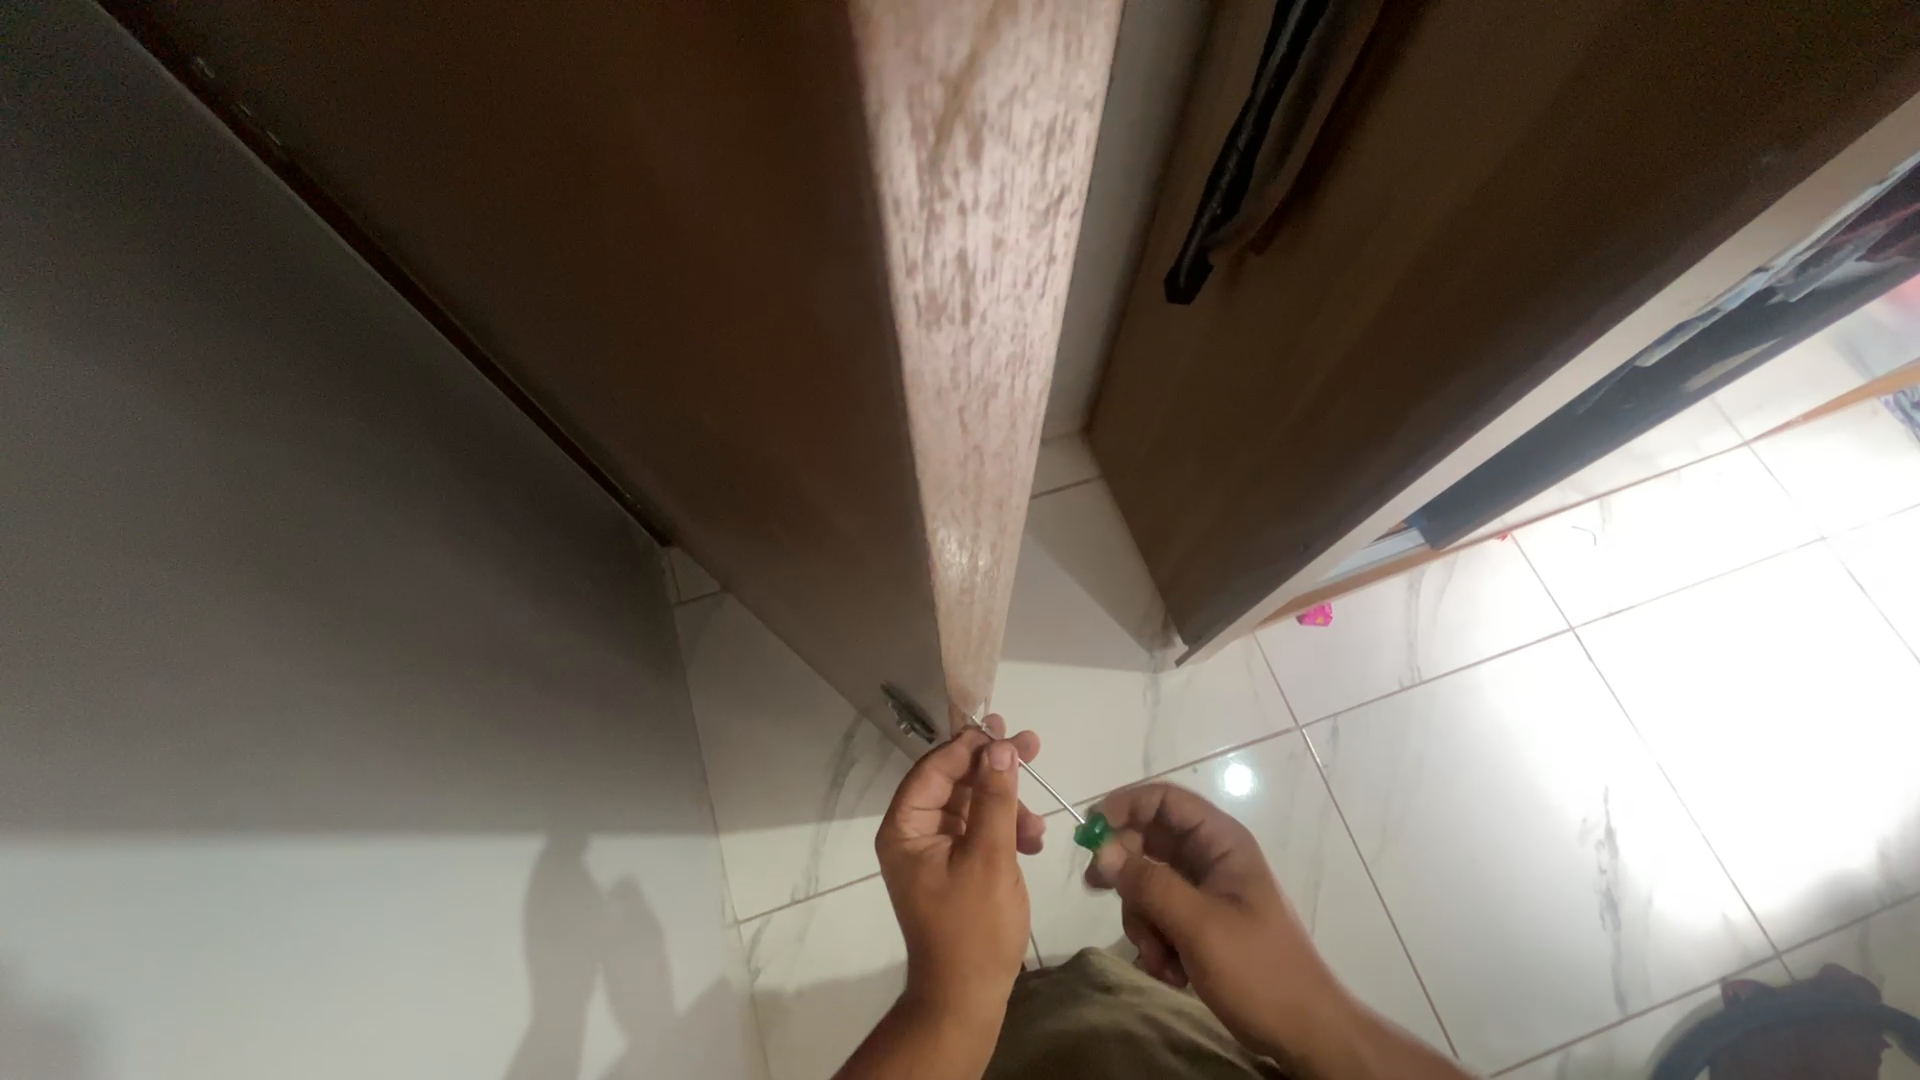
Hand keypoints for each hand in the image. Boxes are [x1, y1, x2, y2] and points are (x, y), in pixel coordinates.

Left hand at [875, 715, 1043, 1022]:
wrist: (967, 999)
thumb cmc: (973, 928)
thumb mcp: (989, 857)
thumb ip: (995, 798)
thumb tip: (1000, 747)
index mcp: (905, 828)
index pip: (934, 768)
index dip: (969, 745)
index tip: (1004, 730)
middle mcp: (914, 832)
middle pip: (954, 781)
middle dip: (994, 768)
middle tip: (1031, 744)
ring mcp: (935, 849)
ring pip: (972, 804)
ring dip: (1007, 805)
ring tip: (1038, 826)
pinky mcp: (956, 865)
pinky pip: (979, 829)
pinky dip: (1006, 829)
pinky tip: (1033, 841)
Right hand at [1085, 785, 1474, 1079]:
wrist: (1306, 1036)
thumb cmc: (1260, 973)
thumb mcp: (1199, 926)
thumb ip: (1149, 883)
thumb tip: (1102, 848)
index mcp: (1221, 842)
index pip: (1164, 799)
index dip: (1124, 806)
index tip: (1090, 832)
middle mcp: (1211, 857)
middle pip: (1148, 839)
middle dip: (1125, 871)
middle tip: (1097, 889)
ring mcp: (1205, 890)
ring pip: (1146, 880)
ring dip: (1141, 917)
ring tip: (1159, 956)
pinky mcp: (1199, 921)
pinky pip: (1158, 913)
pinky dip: (1154, 939)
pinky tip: (1171, 971)